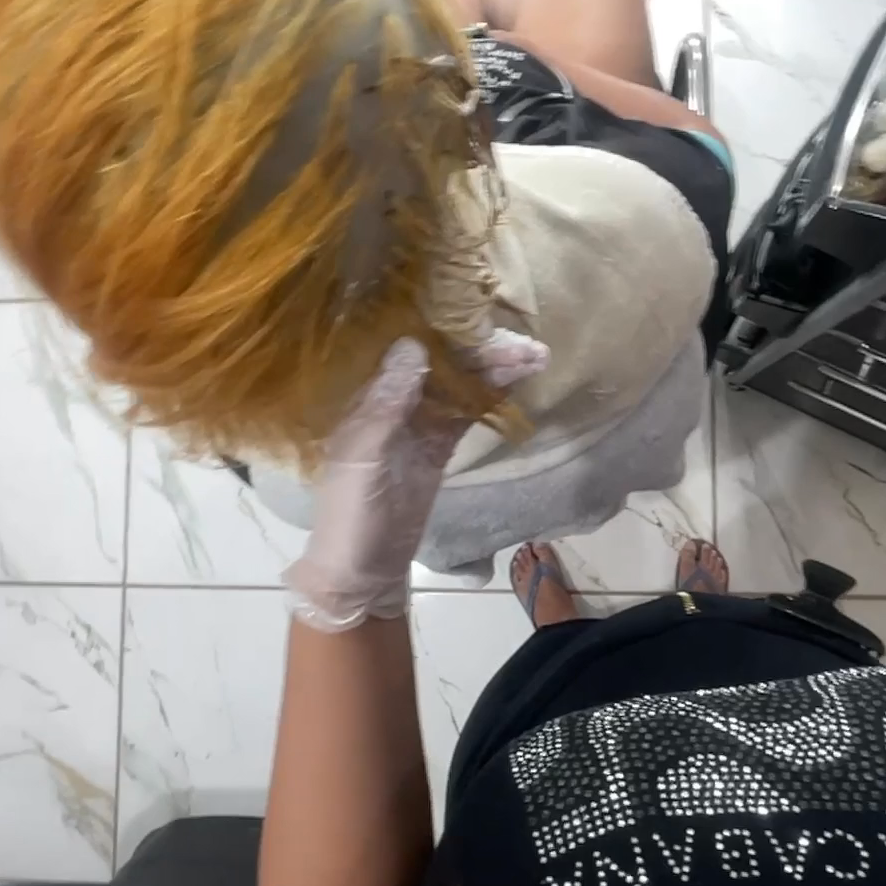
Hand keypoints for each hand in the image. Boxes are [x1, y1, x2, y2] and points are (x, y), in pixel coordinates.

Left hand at [283, 331, 548, 631]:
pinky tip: (516, 378)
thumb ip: (387, 404)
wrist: (364, 570)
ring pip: (458, 385)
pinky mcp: (438, 445)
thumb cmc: (351, 513)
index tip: (476, 316)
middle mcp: (391, 401)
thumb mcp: (363, 457)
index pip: (404, 349)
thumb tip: (413, 344)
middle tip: (524, 342)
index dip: (439, 328)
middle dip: (479, 349)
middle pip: (439, 363)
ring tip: (535, 355)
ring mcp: (417, 423)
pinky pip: (466, 412)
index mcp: (363, 396)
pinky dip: (490, 395)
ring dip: (493, 369)